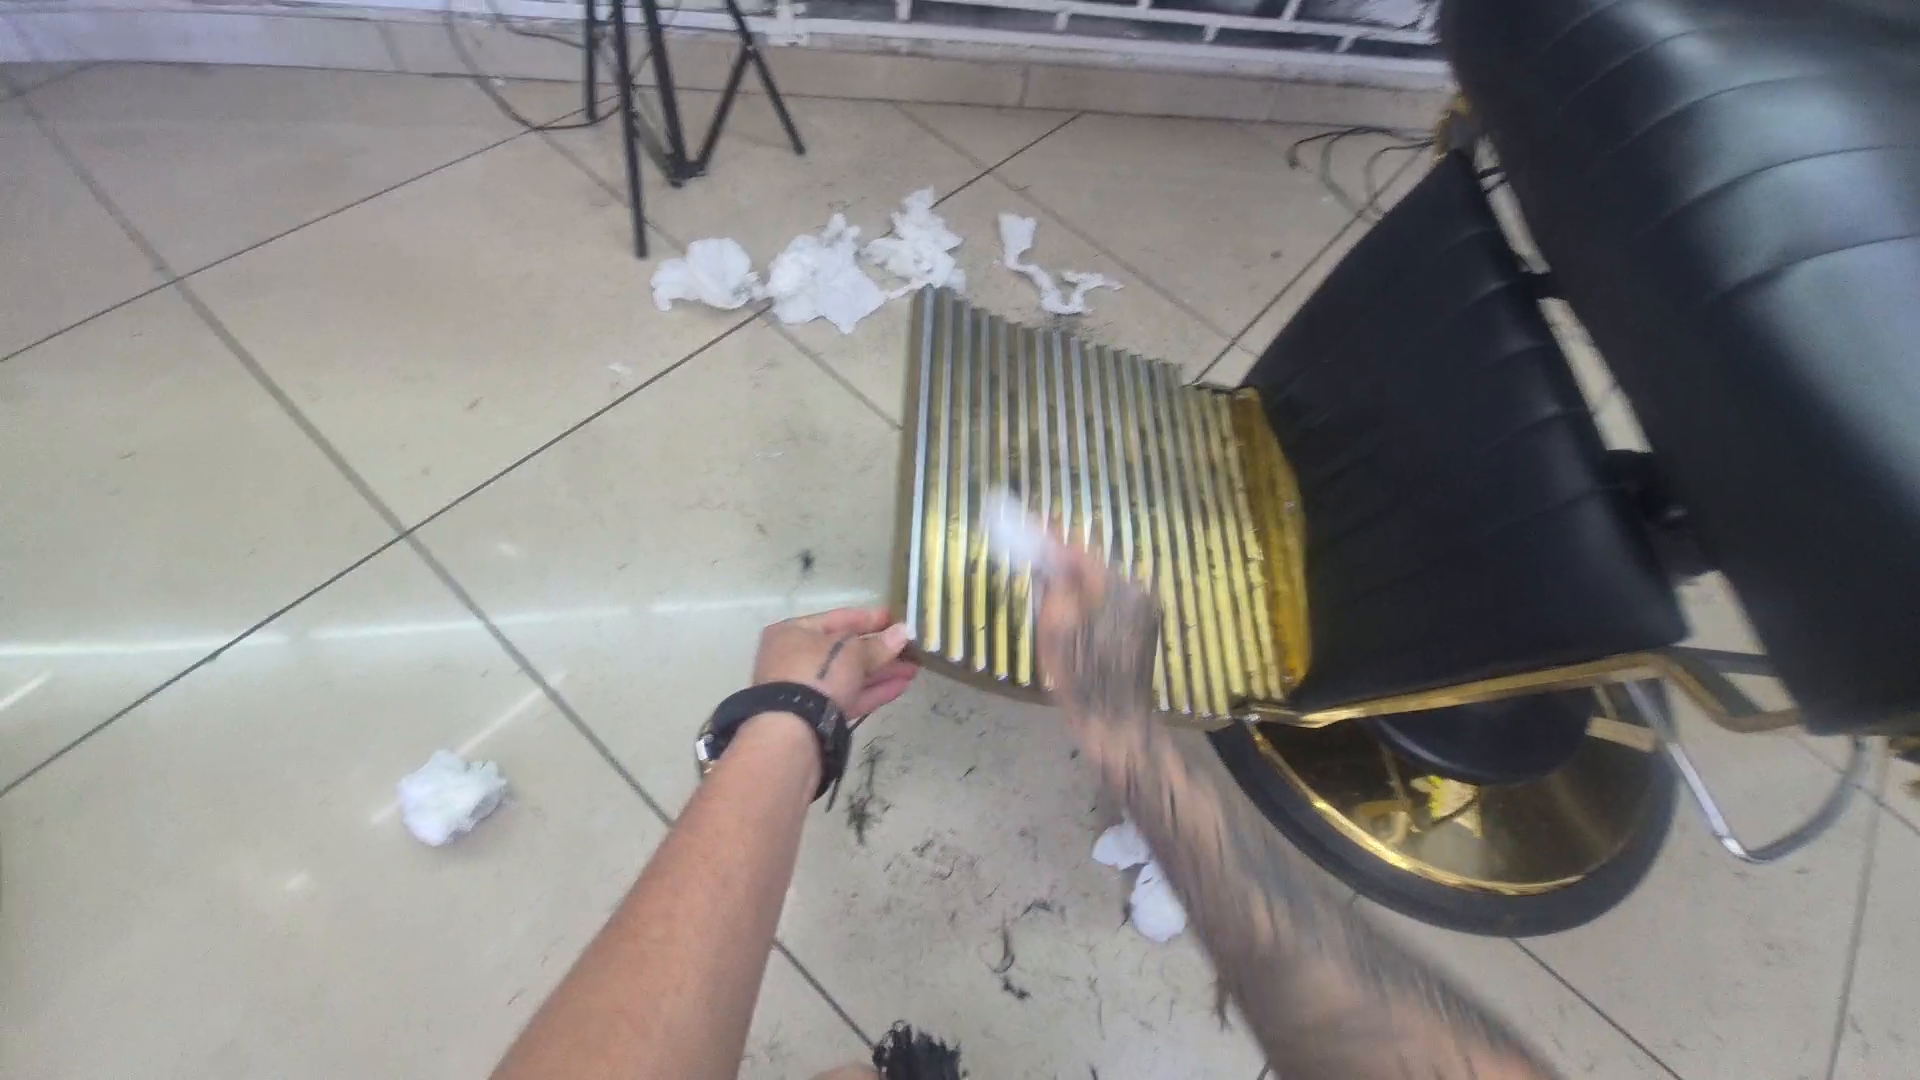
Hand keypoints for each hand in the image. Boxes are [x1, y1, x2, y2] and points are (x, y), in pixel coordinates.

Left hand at [753, 606, 917, 719]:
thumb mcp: (851, 651)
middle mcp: (795, 658)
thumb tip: (904, 632)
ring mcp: (806, 689)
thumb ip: (878, 644)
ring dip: (882, 672)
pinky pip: (849, 697)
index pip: (837, 619)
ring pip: (850, 676)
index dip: (868, 618)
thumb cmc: (817, 673)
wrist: (792, 730)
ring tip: (913, 669)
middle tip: (910, 648)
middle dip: (879, 649)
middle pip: (844, 650)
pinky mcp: (817, 716)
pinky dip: (874, 691)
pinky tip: (901, 686)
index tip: (895, 618)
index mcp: (793, 632)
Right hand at [1035, 541, 1161, 726]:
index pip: (1079, 552)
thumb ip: (1056, 583)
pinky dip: (1092, 604)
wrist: (1115, 721)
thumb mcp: (1055, 626)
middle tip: (1038, 565)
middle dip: (1065, 566)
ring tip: (1053, 594)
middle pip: (1093, 567)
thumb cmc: (1080, 677)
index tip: (1031, 530)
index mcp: (1115, 587)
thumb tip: (1051, 552)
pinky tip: (1076, 620)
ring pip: (1102, 586)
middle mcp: (1136, 591)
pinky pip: (1111, 604)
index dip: (1052, 542)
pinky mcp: (1144, 627)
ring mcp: (1144, 610)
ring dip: (1078, 586)